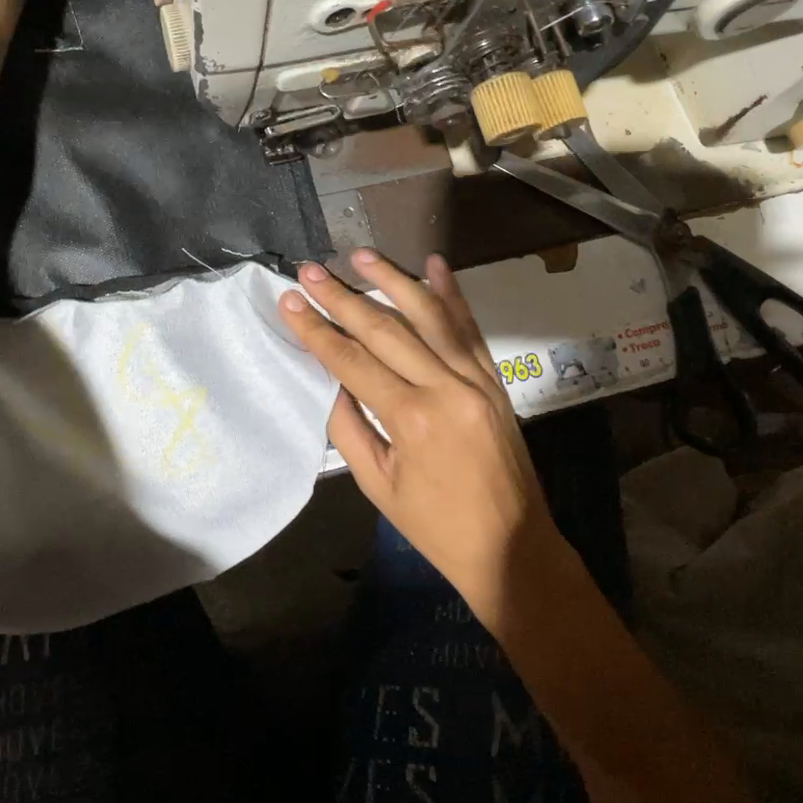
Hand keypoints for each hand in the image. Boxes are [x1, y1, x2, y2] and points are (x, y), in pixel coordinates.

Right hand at [279, 250, 563, 627]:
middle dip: (343, 297)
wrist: (512, 546)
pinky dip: (452, 295)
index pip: (352, 361)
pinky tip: (435, 264)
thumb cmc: (435, 526)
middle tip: (311, 270)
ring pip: (431, 316)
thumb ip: (348, 426)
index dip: (316, 329)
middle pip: (386, 329)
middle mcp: (447, 387)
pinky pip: (470, 329)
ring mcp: (477, 379)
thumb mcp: (377, 484)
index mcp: (412, 419)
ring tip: (361, 255)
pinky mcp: (495, 379)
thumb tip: (328, 378)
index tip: (290, 300)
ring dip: (394, 281)